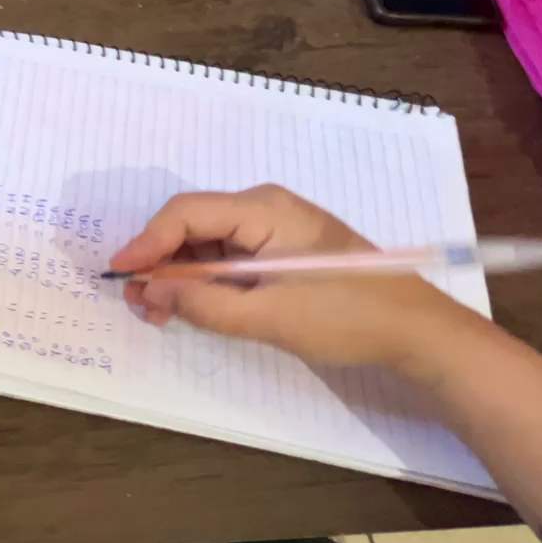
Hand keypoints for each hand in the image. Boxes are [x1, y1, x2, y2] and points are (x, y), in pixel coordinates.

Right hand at [111, 184, 482, 371]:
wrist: (420, 334)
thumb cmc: (347, 318)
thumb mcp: (269, 317)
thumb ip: (202, 303)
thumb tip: (148, 290)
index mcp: (263, 209)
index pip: (186, 213)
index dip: (147, 242)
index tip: (120, 273)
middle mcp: (262, 208)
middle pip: (190, 225)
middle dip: (160, 262)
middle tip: (139, 301)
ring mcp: (270, 228)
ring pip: (204, 243)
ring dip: (178, 275)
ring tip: (159, 311)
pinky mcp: (276, 250)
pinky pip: (224, 257)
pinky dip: (202, 280)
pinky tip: (189, 305)